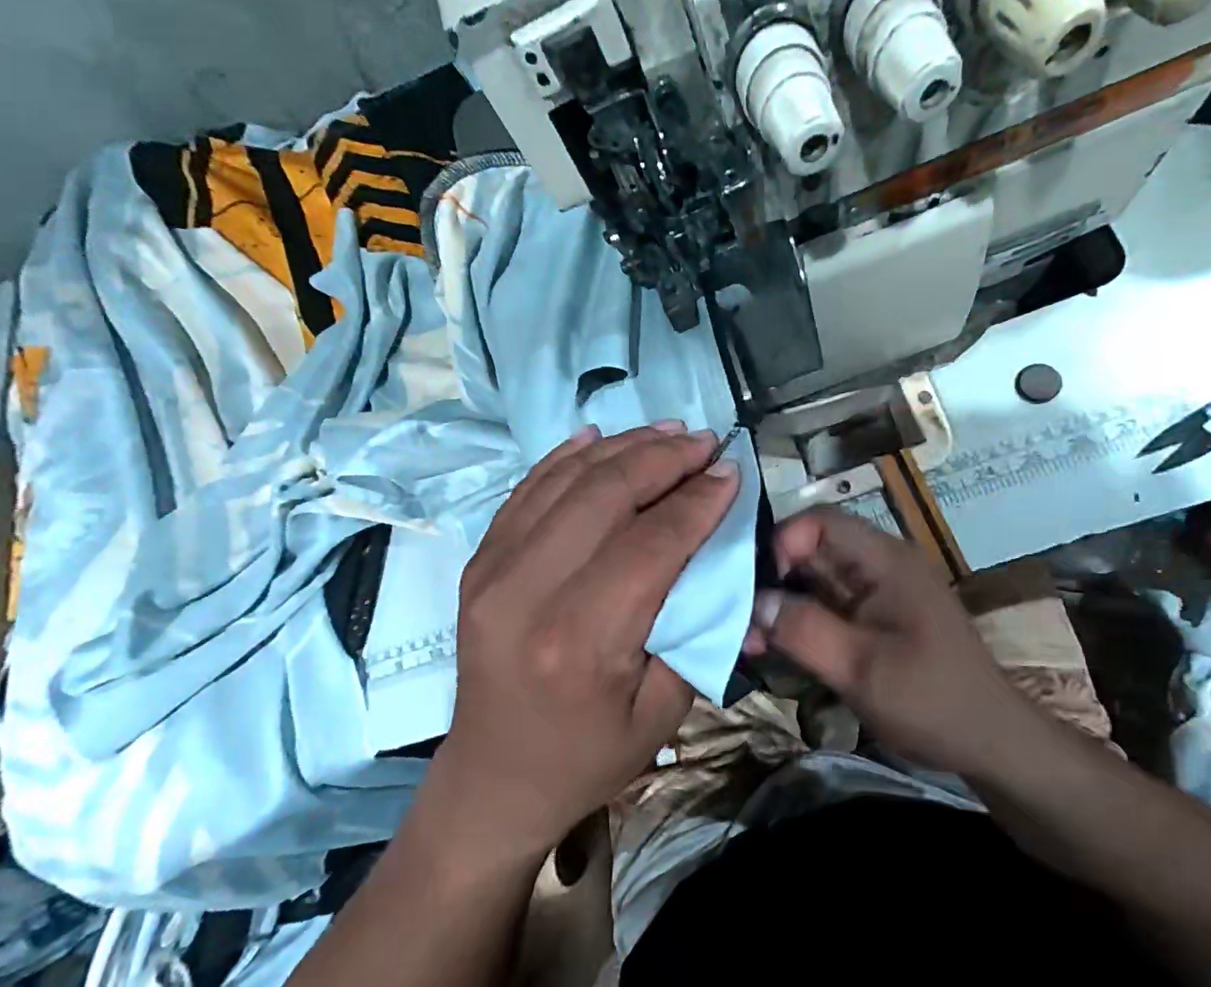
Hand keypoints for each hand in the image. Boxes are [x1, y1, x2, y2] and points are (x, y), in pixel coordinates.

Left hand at [434, 422, 738, 855]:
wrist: (496, 778)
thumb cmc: (591, 753)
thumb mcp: (666, 708)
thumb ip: (699, 624)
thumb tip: (726, 547)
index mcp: (582, 641)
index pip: (652, 542)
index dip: (699, 499)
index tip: (732, 471)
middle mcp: (528, 594)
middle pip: (606, 495)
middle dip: (664, 458)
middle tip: (706, 441)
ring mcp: (492, 572)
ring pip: (567, 481)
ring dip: (624, 447)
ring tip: (668, 431)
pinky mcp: (479, 563)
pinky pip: (527, 489)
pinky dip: (568, 456)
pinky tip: (601, 437)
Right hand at [748, 508, 1038, 775]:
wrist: (988, 740)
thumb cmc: (929, 699)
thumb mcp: (860, 668)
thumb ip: (804, 629)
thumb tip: (752, 602)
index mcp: (885, 560)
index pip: (820, 521)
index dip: (781, 542)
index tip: (753, 586)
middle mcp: (880, 565)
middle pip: (813, 548)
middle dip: (772, 577)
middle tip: (736, 616)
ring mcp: (878, 592)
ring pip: (816, 579)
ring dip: (781, 603)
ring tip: (747, 639)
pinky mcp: (875, 618)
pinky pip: (828, 605)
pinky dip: (800, 621)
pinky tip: (772, 647)